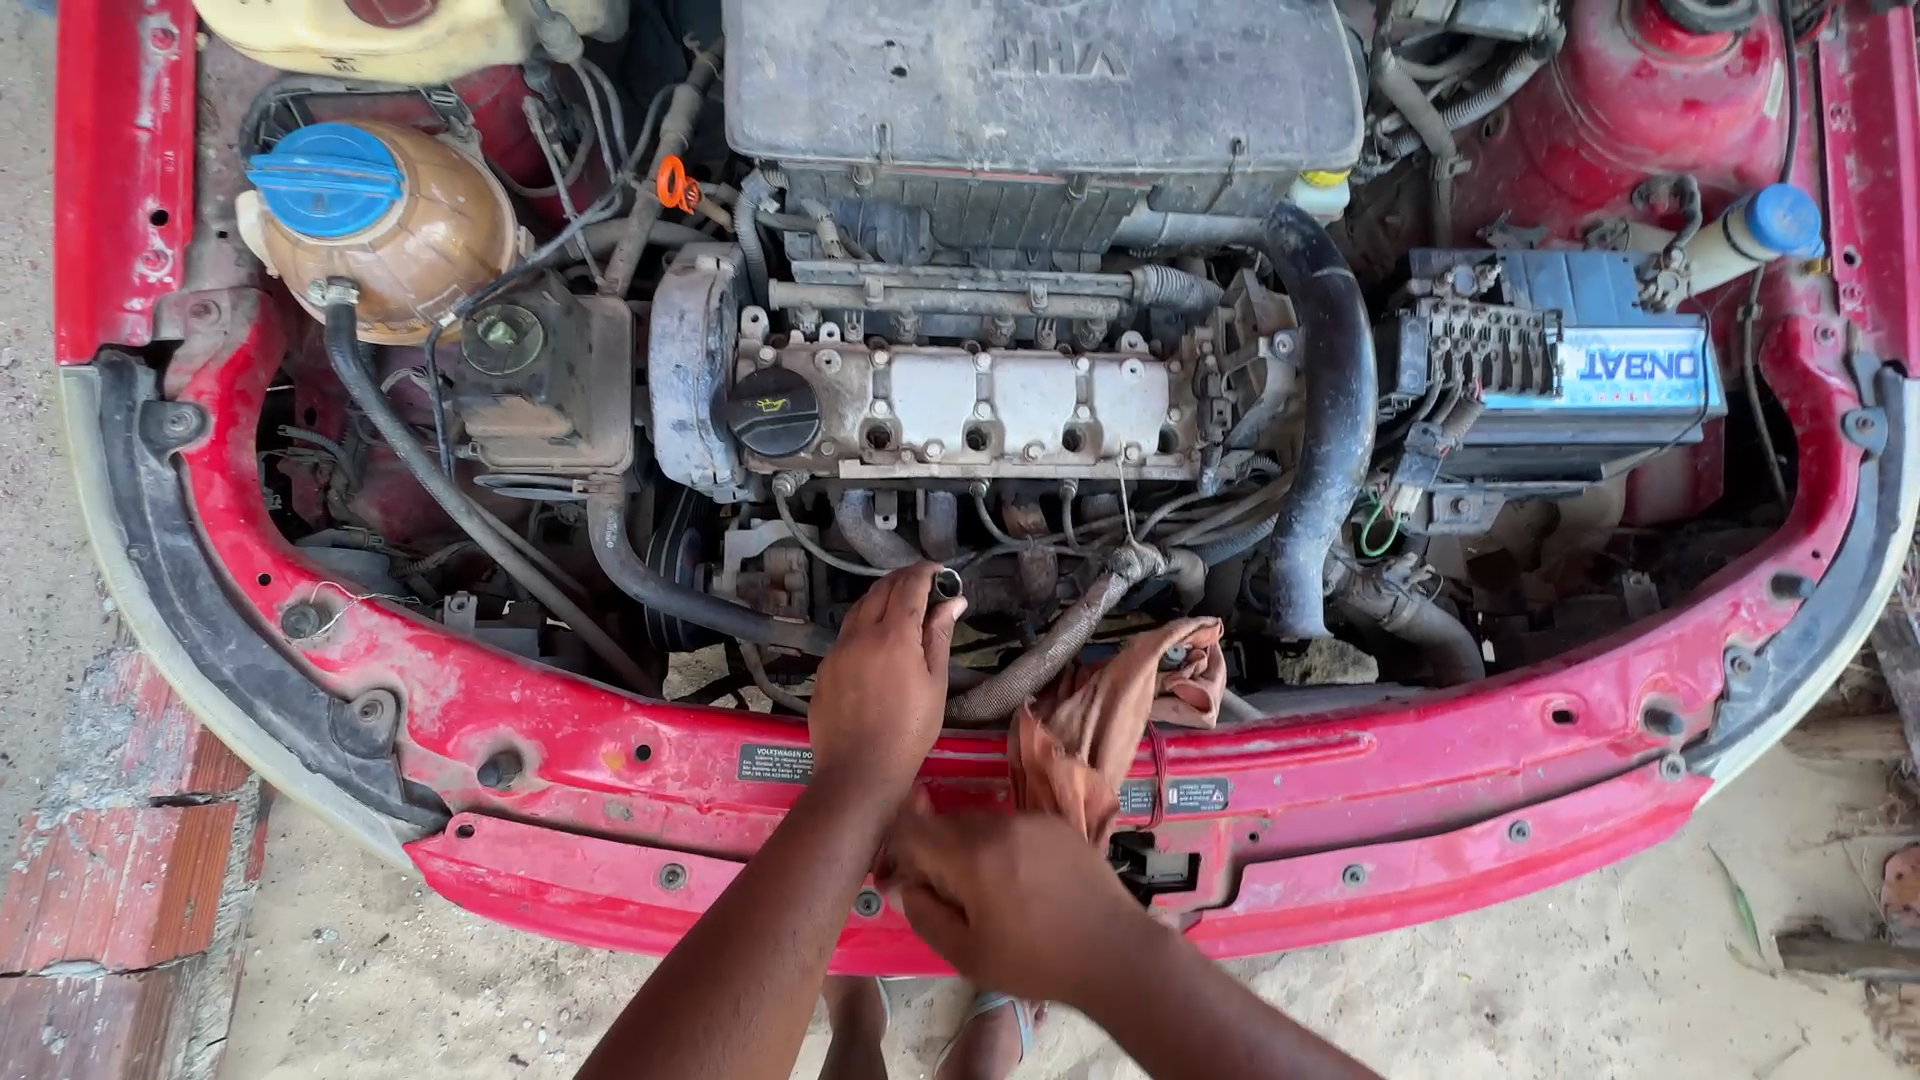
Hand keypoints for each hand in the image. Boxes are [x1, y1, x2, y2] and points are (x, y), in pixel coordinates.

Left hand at [808, 562, 965, 788]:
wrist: (858, 771)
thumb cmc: (909, 731)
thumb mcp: (934, 683)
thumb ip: (939, 637)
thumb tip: (952, 601)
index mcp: (893, 636)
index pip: (909, 586)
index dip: (925, 572)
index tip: (940, 571)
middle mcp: (860, 634)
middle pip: (880, 590)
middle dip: (903, 578)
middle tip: (924, 582)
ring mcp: (837, 650)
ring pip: (858, 608)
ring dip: (881, 596)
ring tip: (901, 602)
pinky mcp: (824, 667)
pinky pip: (846, 633)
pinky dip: (864, 622)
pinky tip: (876, 637)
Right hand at [883, 796, 1161, 1004]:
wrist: (1115, 951)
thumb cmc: (1037, 962)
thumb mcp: (969, 956)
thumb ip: (926, 916)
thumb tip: (905, 885)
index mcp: (972, 856)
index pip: (914, 828)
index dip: (902, 846)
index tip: (910, 873)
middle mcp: (998, 824)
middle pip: (947, 822)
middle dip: (938, 849)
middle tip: (954, 892)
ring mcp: (1030, 818)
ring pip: (981, 821)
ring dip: (973, 845)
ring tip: (994, 889)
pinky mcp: (1056, 821)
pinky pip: (1013, 824)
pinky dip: (1006, 843)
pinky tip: (1026, 878)